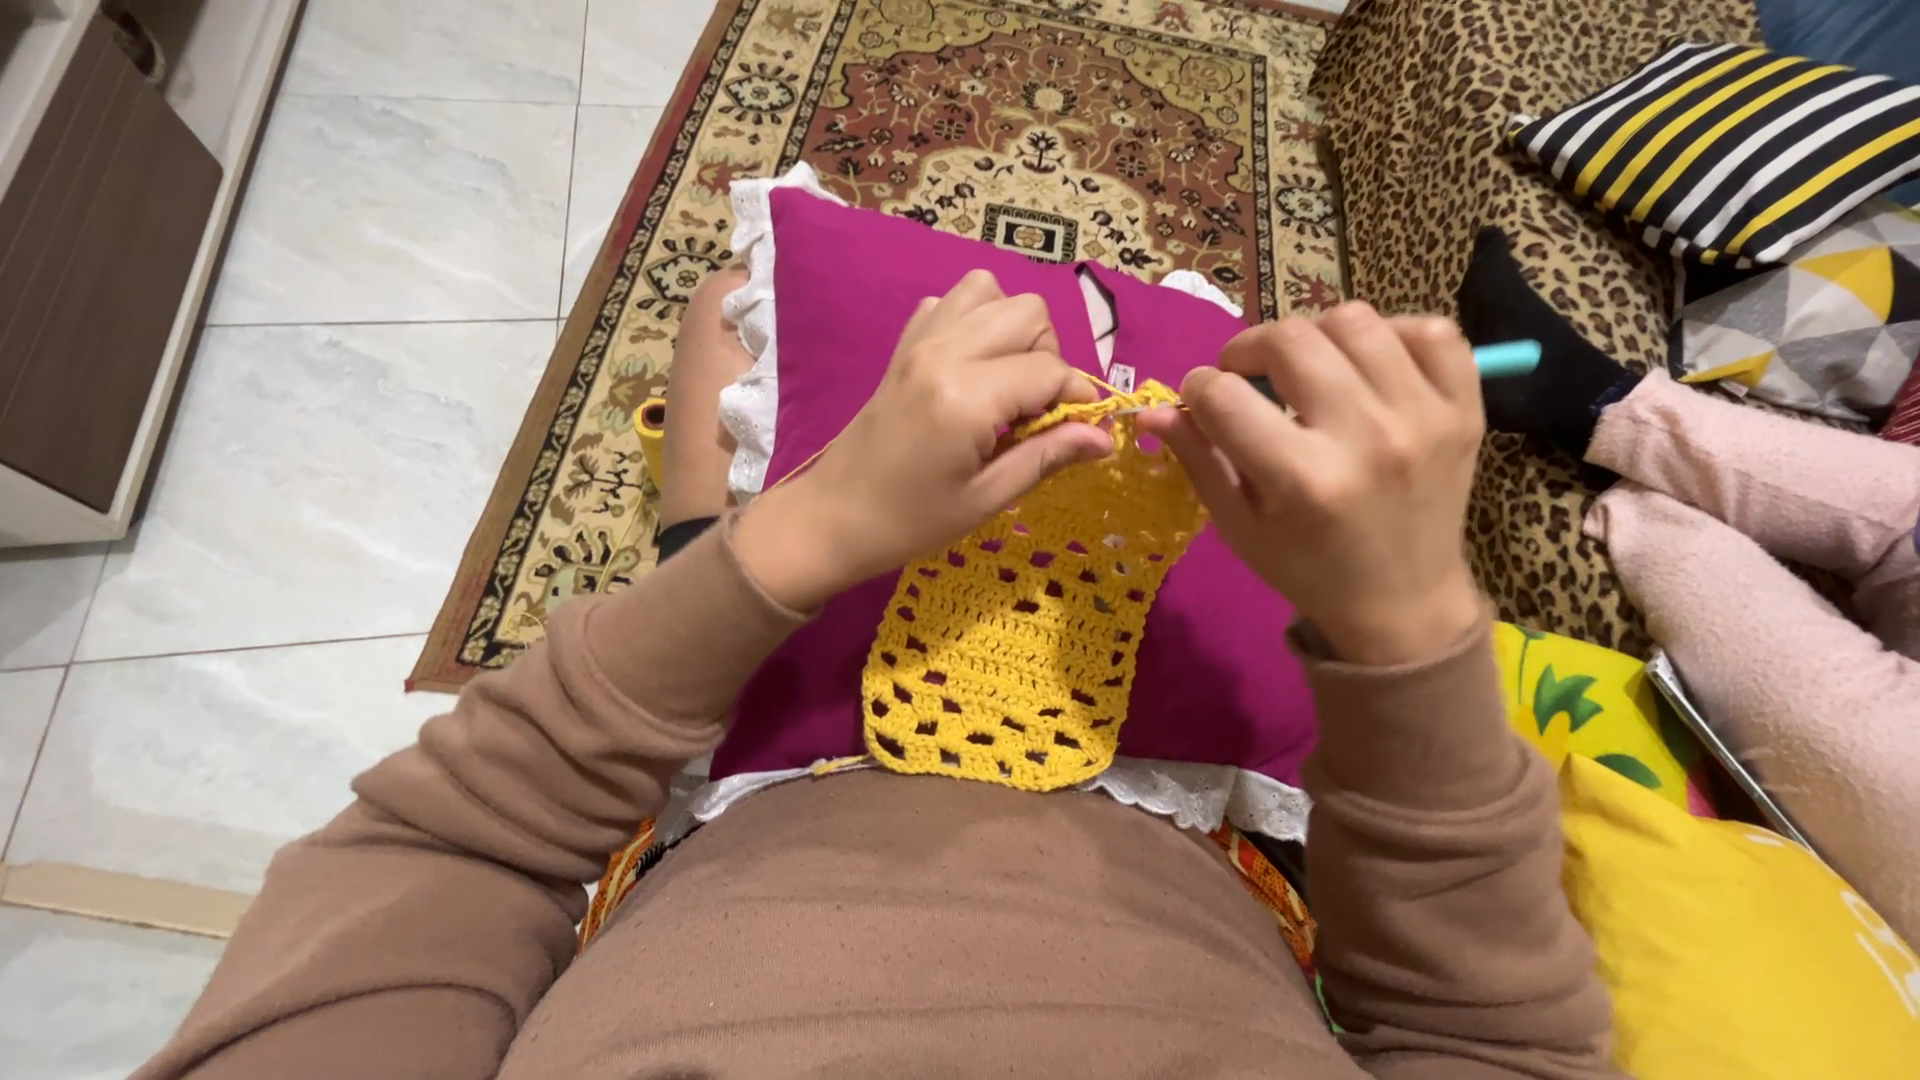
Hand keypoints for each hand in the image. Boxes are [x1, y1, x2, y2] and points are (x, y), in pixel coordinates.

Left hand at [736, 270, 1112, 609]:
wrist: (833, 517)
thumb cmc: (911, 521)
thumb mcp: (986, 499)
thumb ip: (1047, 456)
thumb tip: (1106, 437)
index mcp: (965, 396)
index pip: (1049, 370)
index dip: (1078, 398)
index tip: (1082, 430)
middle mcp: (943, 352)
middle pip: (1028, 313)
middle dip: (1049, 358)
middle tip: (1036, 410)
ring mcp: (917, 342)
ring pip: (989, 292)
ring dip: (1013, 330)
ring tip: (1007, 382)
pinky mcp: (902, 346)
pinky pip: (949, 303)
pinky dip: (974, 322)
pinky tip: (972, 368)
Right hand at [1138, 302, 1484, 665]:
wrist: (1402, 601)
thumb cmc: (1304, 567)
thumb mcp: (1237, 525)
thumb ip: (1198, 458)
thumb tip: (1151, 409)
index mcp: (1302, 478)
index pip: (1224, 396)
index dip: (1198, 388)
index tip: (1201, 401)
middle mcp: (1365, 438)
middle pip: (1290, 340)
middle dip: (1247, 348)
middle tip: (1245, 376)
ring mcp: (1423, 417)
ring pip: (1355, 320)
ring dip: (1313, 336)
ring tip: (1306, 370)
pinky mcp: (1464, 409)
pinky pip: (1431, 330)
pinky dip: (1389, 335)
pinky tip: (1366, 366)